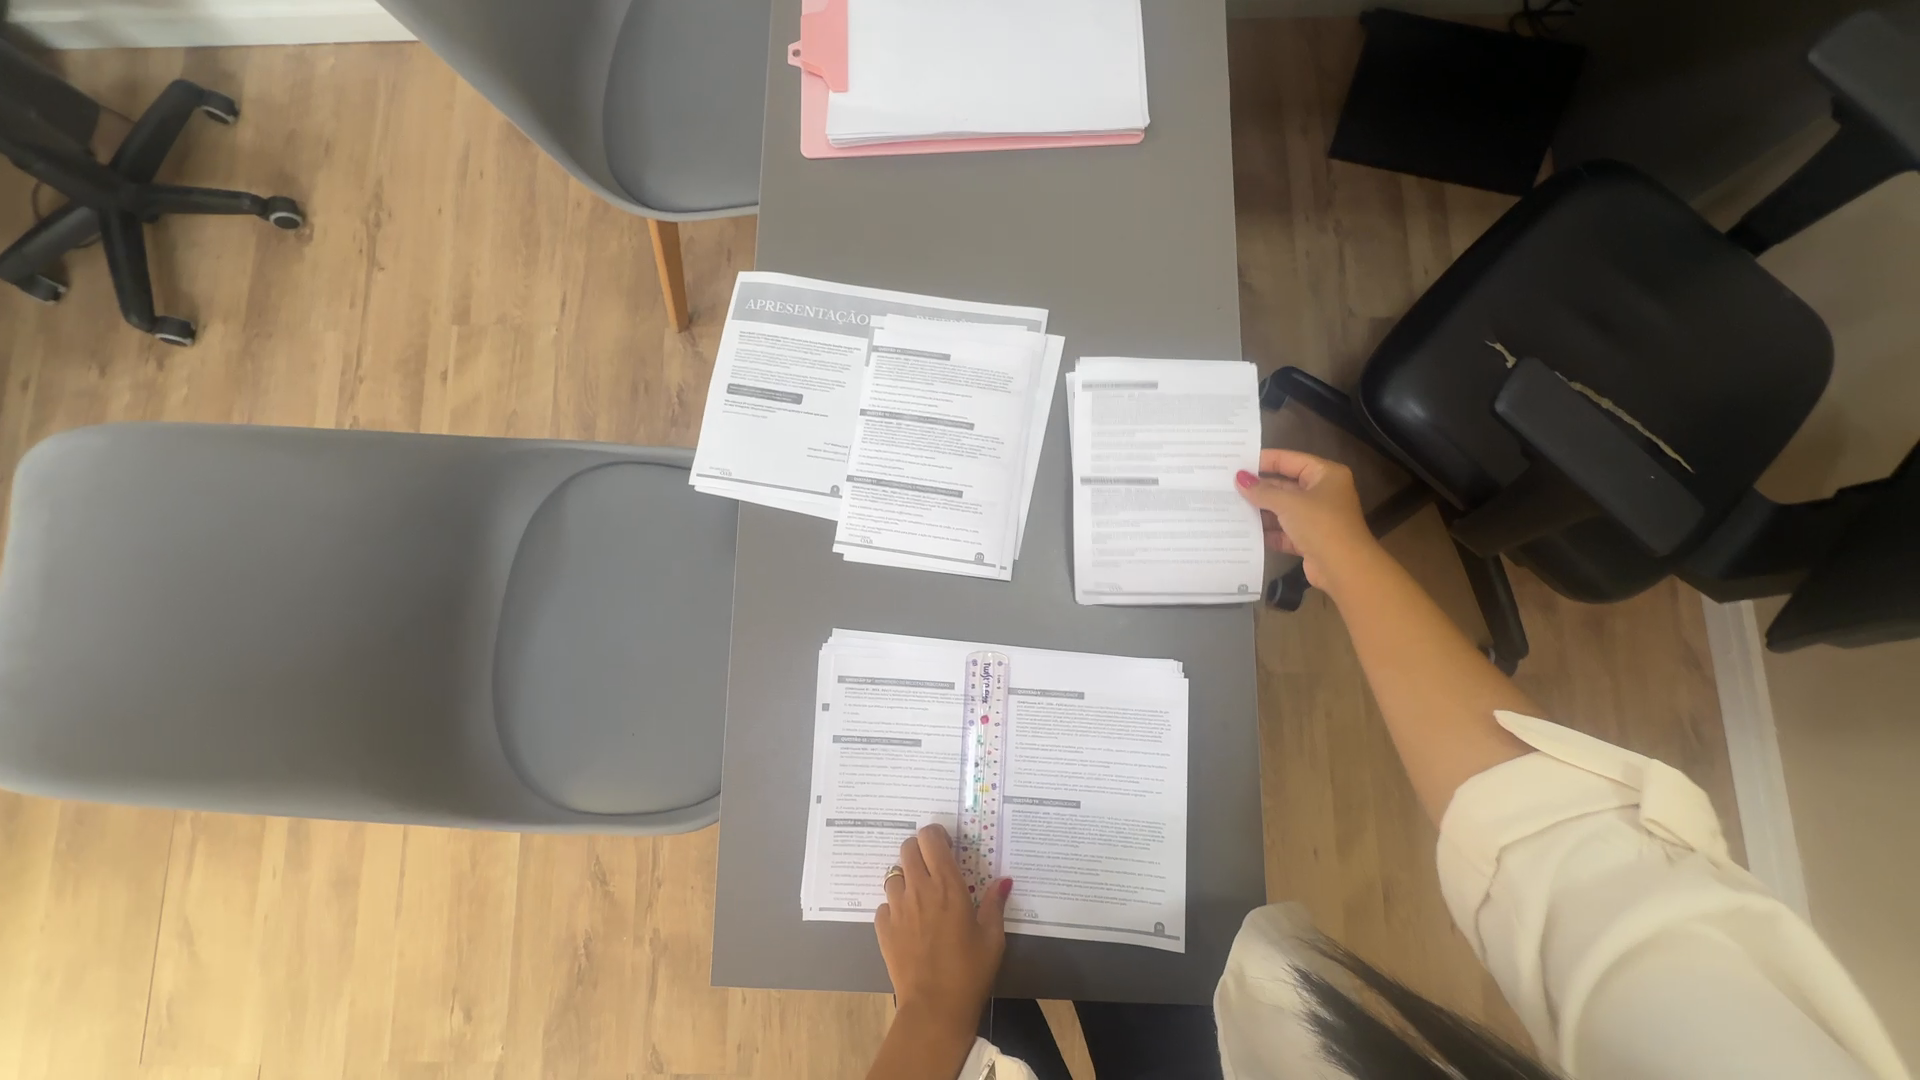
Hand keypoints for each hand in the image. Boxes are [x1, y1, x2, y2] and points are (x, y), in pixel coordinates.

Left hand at [874, 824, 1010, 1034]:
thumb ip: (994, 903)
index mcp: (948, 885)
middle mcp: (919, 888)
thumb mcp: (992, 937)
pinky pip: (885, 904)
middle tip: (933, 867)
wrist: (934, 1008)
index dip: (936, 835)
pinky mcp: (883, 927)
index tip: (946, 847)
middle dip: (919, 850)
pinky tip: (908, 922)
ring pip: (893, 874)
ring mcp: (897, 907)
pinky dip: (895, 906)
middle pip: (908, 847)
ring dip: (906, 878)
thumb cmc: (969, 971)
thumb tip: (1004, 880)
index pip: (931, 838)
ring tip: (920, 897)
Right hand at [1235, 448, 1381, 598]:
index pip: (1290, 460)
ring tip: (1229, 507)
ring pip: (1282, 509)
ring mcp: (1316, 518)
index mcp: (1326, 475)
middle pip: (1284, 486)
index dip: (1264, 460)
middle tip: (1227, 486)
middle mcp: (1322, 493)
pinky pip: (1283, 531)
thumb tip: (1239, 478)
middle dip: (1258, 489)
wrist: (1344, 568)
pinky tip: (1242, 531)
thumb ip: (1262, 491)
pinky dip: (1267, 532)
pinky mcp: (1309, 539)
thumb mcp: (1288, 503)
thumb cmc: (1320, 525)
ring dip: (1260, 511)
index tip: (1237, 463)